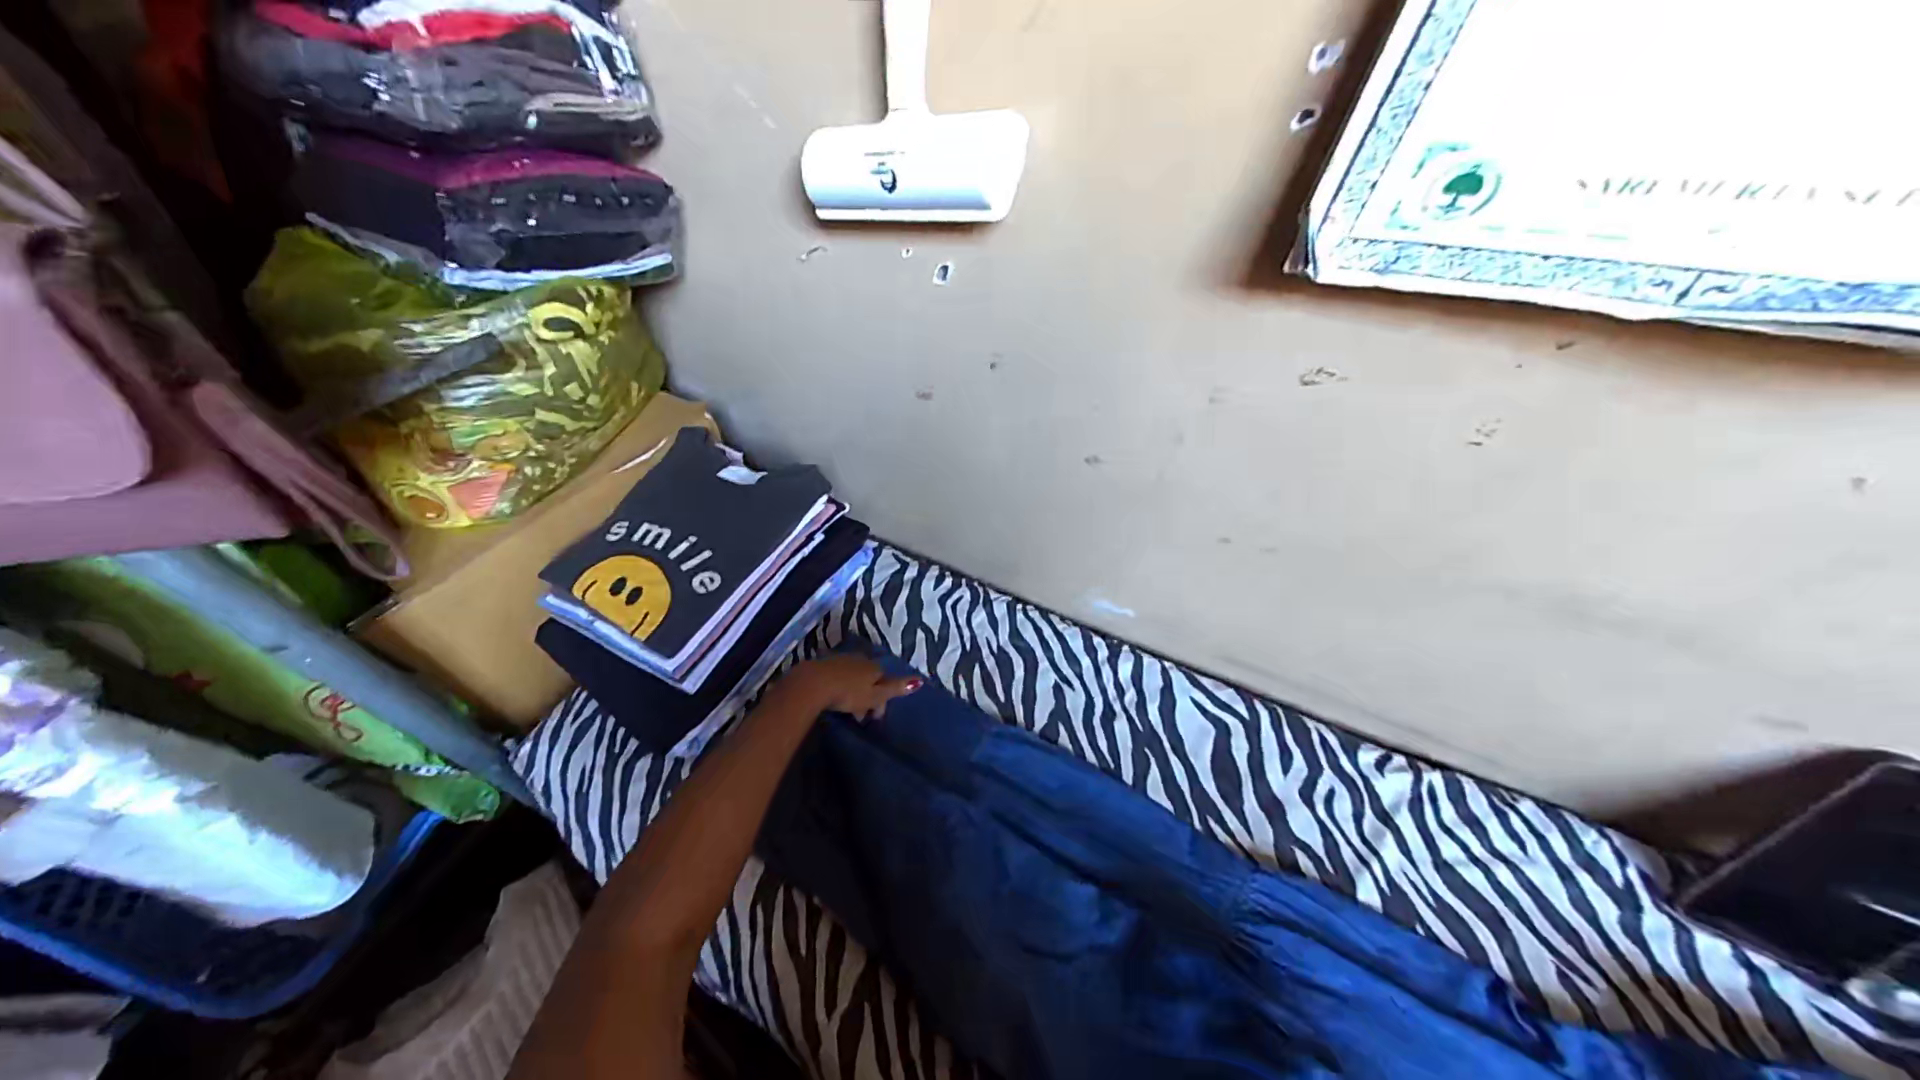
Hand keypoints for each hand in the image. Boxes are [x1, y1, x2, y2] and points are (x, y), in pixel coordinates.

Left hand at [772, 654, 922, 720]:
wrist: (813, 683)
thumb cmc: (848, 693)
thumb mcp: (875, 695)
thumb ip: (896, 688)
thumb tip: (920, 680)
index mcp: (874, 666)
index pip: (884, 681)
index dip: (882, 700)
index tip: (875, 717)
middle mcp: (859, 659)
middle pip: (869, 678)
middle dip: (867, 696)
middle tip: (860, 717)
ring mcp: (840, 660)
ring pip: (853, 677)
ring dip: (853, 692)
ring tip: (846, 711)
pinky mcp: (823, 664)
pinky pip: (837, 676)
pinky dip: (839, 686)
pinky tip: (832, 697)